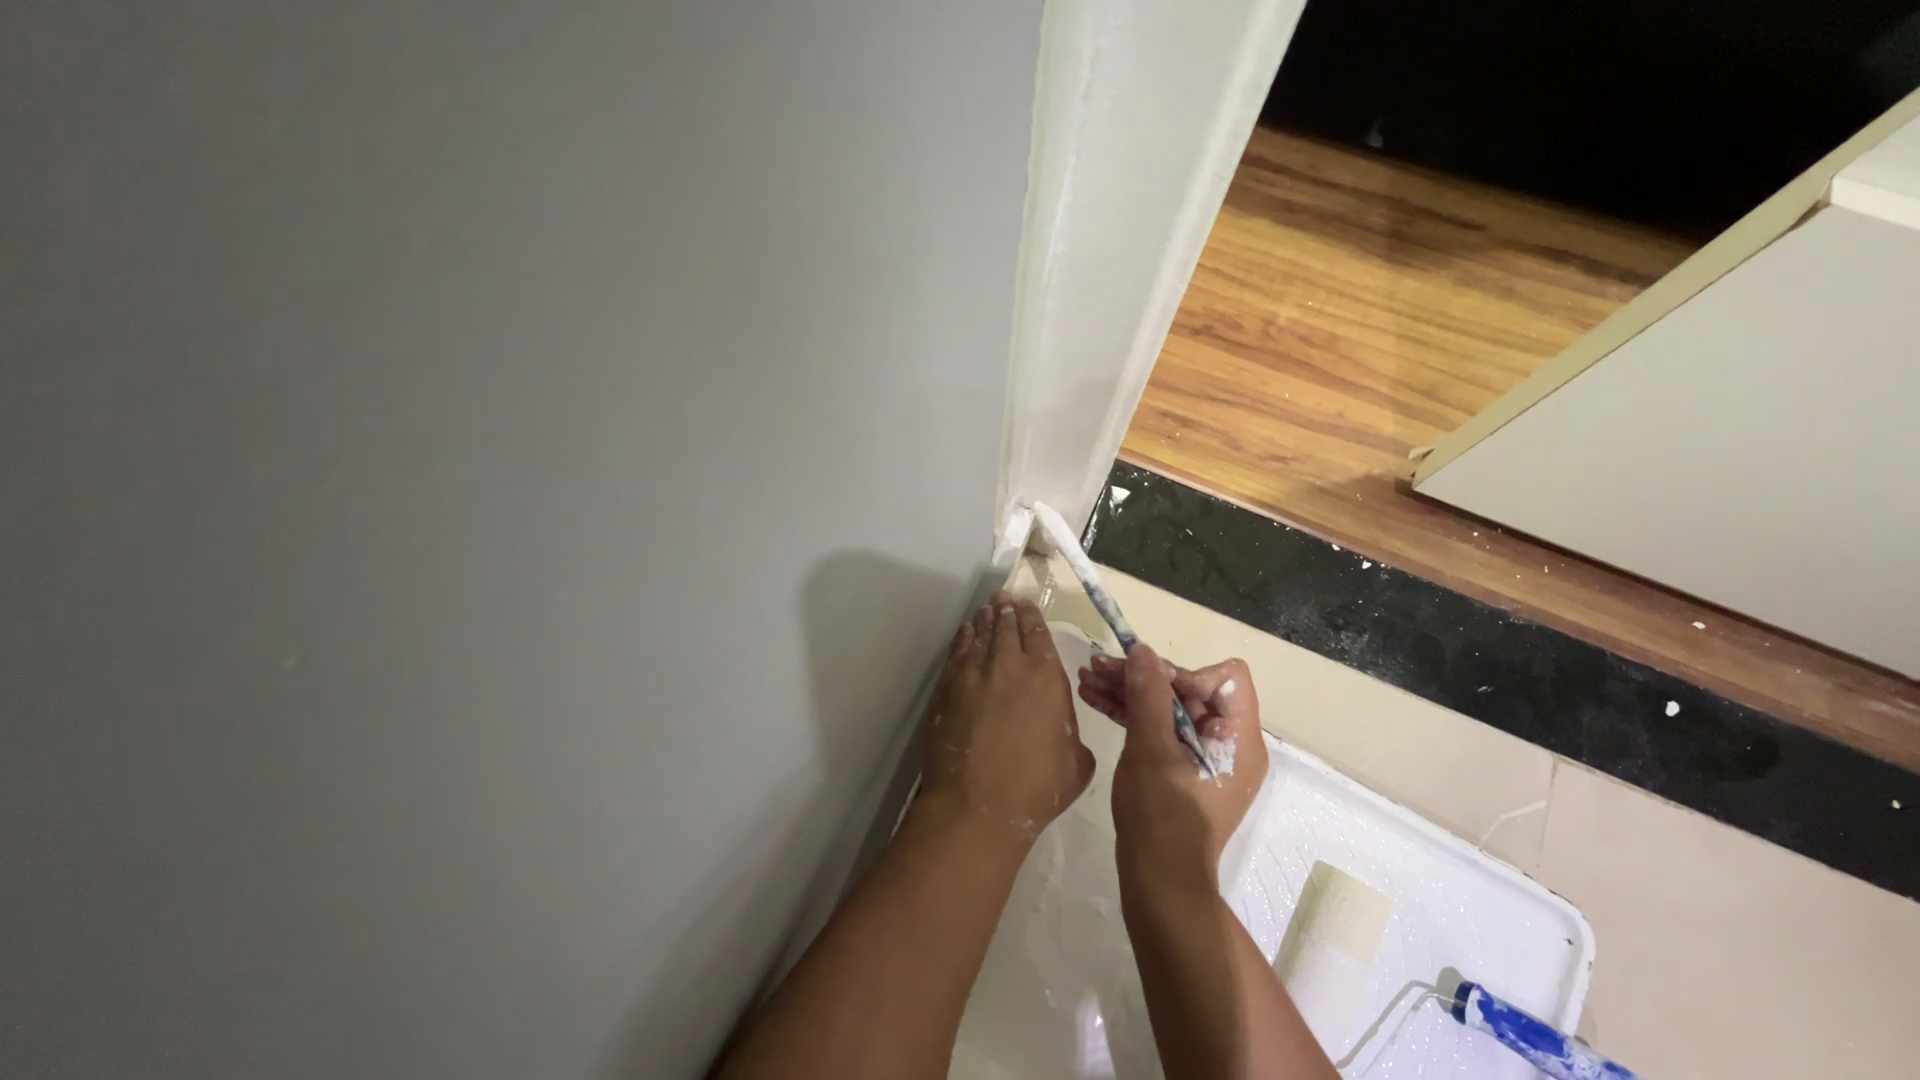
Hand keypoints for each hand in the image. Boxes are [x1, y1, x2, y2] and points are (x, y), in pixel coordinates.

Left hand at [918, 592, 1095, 843]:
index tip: (1024, 605)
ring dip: (983, 622)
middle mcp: (1008, 666)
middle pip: (1005, 628)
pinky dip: (961, 642)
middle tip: (1002, 600)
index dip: (1030, 616)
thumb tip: (1064, 734)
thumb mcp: (1077, 765)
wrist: (977, 806)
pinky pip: (956, 656)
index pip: (1037, 633)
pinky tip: (964, 637)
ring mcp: (972, 676)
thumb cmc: (1037, 788)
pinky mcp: (946, 692)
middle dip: (1005, 611)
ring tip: (985, 612)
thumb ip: (1073, 738)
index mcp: (1046, 676)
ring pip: (978, 637)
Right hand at [1077, 646, 1266, 889]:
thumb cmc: (1161, 817)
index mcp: (1238, 739)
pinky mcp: (1183, 774)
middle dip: (1142, 678)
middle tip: (1098, 668)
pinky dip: (1133, 717)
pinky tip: (1096, 701)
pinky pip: (1162, 733)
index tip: (1143, 682)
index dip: (1181, 673)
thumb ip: (1149, 696)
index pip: (1224, 678)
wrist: (1160, 886)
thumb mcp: (1150, 751)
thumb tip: (1143, 651)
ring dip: (1130, 693)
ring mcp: (1205, 761)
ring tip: (1087, 679)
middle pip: (1190, 691)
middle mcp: (1230, 745)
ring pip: (1169, 710)